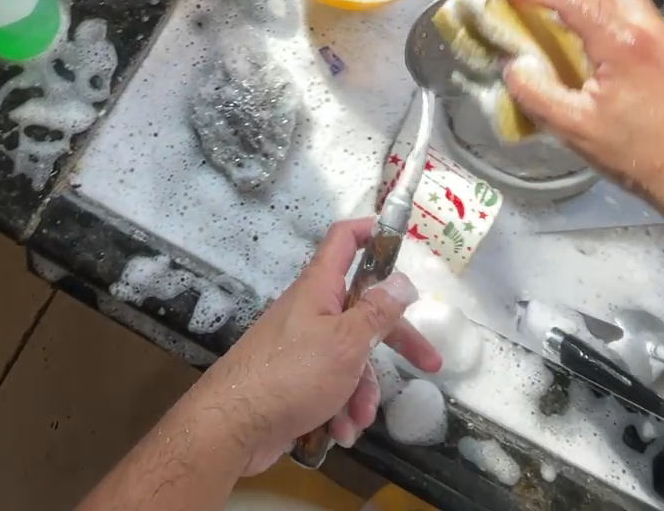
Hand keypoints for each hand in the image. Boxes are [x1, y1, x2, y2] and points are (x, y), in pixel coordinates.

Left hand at [191, 217, 441, 474]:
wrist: (234, 425)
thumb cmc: (292, 373)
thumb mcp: (346, 342)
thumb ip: (377, 312)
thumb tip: (403, 280)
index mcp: (320, 287)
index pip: (344, 240)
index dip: (370, 231)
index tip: (399, 240)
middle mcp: (312, 309)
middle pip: (362, 310)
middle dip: (395, 339)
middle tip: (429, 362)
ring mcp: (303, 345)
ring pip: (351, 357)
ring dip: (362, 390)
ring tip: (358, 419)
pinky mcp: (297, 379)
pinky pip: (332, 386)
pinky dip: (340, 408)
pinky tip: (339, 431)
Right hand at [504, 0, 663, 214]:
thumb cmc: (642, 158)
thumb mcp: (574, 129)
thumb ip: (534, 91)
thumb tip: (514, 65)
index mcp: (624, 44)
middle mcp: (656, 31)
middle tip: (550, 11)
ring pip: (634, 3)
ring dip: (601, 8)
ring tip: (580, 41)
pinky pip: (651, 27)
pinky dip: (624, 30)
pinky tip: (616, 67)